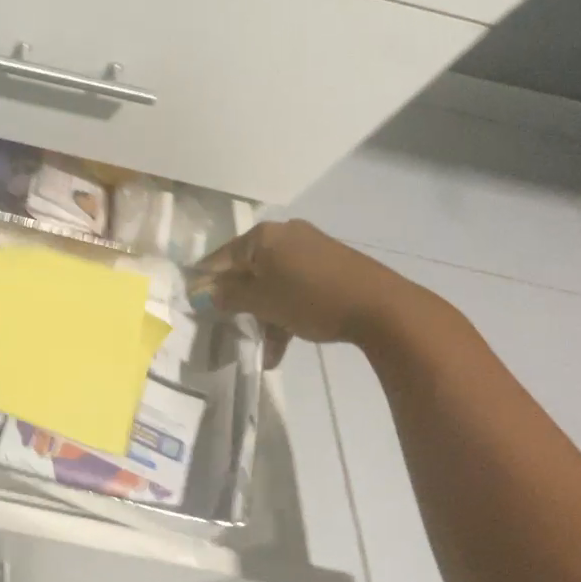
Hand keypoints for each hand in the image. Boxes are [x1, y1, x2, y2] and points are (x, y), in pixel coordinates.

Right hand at [194, 219, 427, 368]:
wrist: (384, 308)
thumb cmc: (310, 299)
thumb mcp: (260, 302)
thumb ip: (227, 296)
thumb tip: (203, 292)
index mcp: (262, 236)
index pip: (219, 257)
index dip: (205, 282)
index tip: (195, 305)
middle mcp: (285, 234)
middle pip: (248, 269)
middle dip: (239, 301)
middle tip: (231, 326)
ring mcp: (312, 247)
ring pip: (274, 281)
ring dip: (265, 312)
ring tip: (266, 347)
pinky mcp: (333, 264)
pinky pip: (297, 285)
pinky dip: (288, 309)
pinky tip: (287, 341)